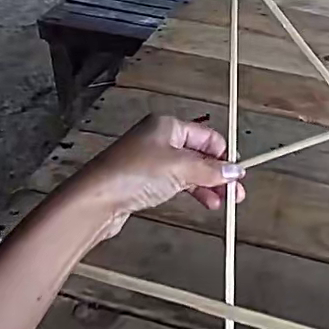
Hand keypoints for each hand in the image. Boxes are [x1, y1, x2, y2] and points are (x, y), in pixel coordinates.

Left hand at [65, 115, 243, 236]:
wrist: (92, 202)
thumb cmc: (131, 174)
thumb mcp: (181, 169)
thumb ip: (211, 170)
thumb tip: (234, 171)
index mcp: (168, 126)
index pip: (208, 137)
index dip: (224, 155)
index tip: (237, 173)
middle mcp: (159, 139)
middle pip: (200, 154)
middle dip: (218, 173)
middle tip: (234, 193)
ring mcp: (150, 161)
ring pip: (189, 171)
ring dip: (207, 185)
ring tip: (221, 202)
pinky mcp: (142, 181)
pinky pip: (176, 183)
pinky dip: (191, 191)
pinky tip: (203, 202)